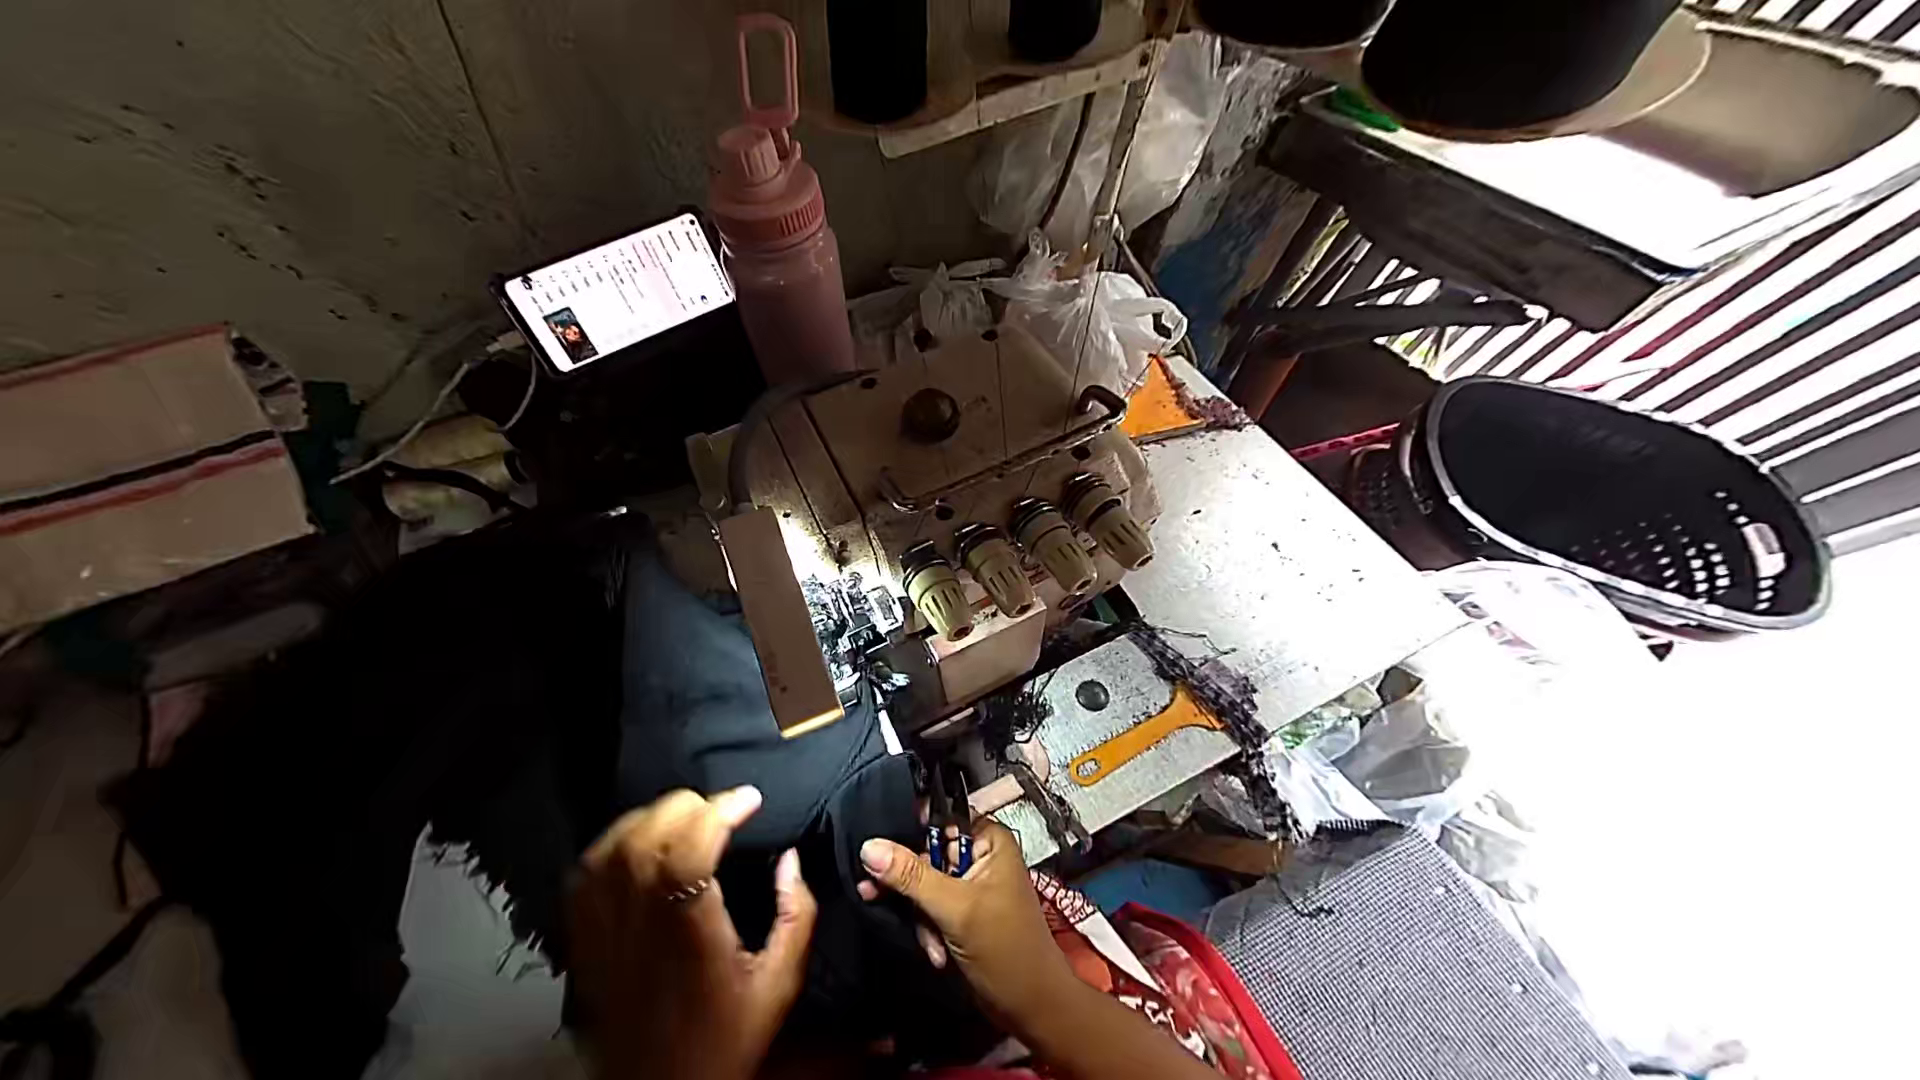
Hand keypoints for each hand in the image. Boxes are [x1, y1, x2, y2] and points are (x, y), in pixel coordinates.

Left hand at [569, 786, 817, 1079]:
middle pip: (648, 838)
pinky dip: (616, 840)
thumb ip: (795, 916)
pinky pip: (588, 872)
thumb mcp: (779, 983)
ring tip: (689, 816)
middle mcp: (639, 929)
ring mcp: (605, 934)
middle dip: (691, 806)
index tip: (750, 800)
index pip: (689, 853)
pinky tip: (644, 839)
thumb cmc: (725, 1042)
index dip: (719, 812)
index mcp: (689, 938)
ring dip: (655, 816)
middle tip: (724, 808)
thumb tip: (790, 860)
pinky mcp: (586, 941)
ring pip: (615, 847)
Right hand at [857, 819, 1075, 1022]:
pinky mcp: (960, 911)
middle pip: (926, 850)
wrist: (1031, 1009)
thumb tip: (869, 847)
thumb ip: (911, 876)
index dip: (910, 829)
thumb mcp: (956, 908)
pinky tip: (935, 952)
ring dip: (919, 913)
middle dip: (909, 883)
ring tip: (929, 941)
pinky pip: (929, 905)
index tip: (877, 846)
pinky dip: (927, 927)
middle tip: (875, 892)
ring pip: (923, 882)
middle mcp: (979, 854)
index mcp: (989, 838)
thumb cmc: (1005, 949)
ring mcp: (969, 884)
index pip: (940, 816)